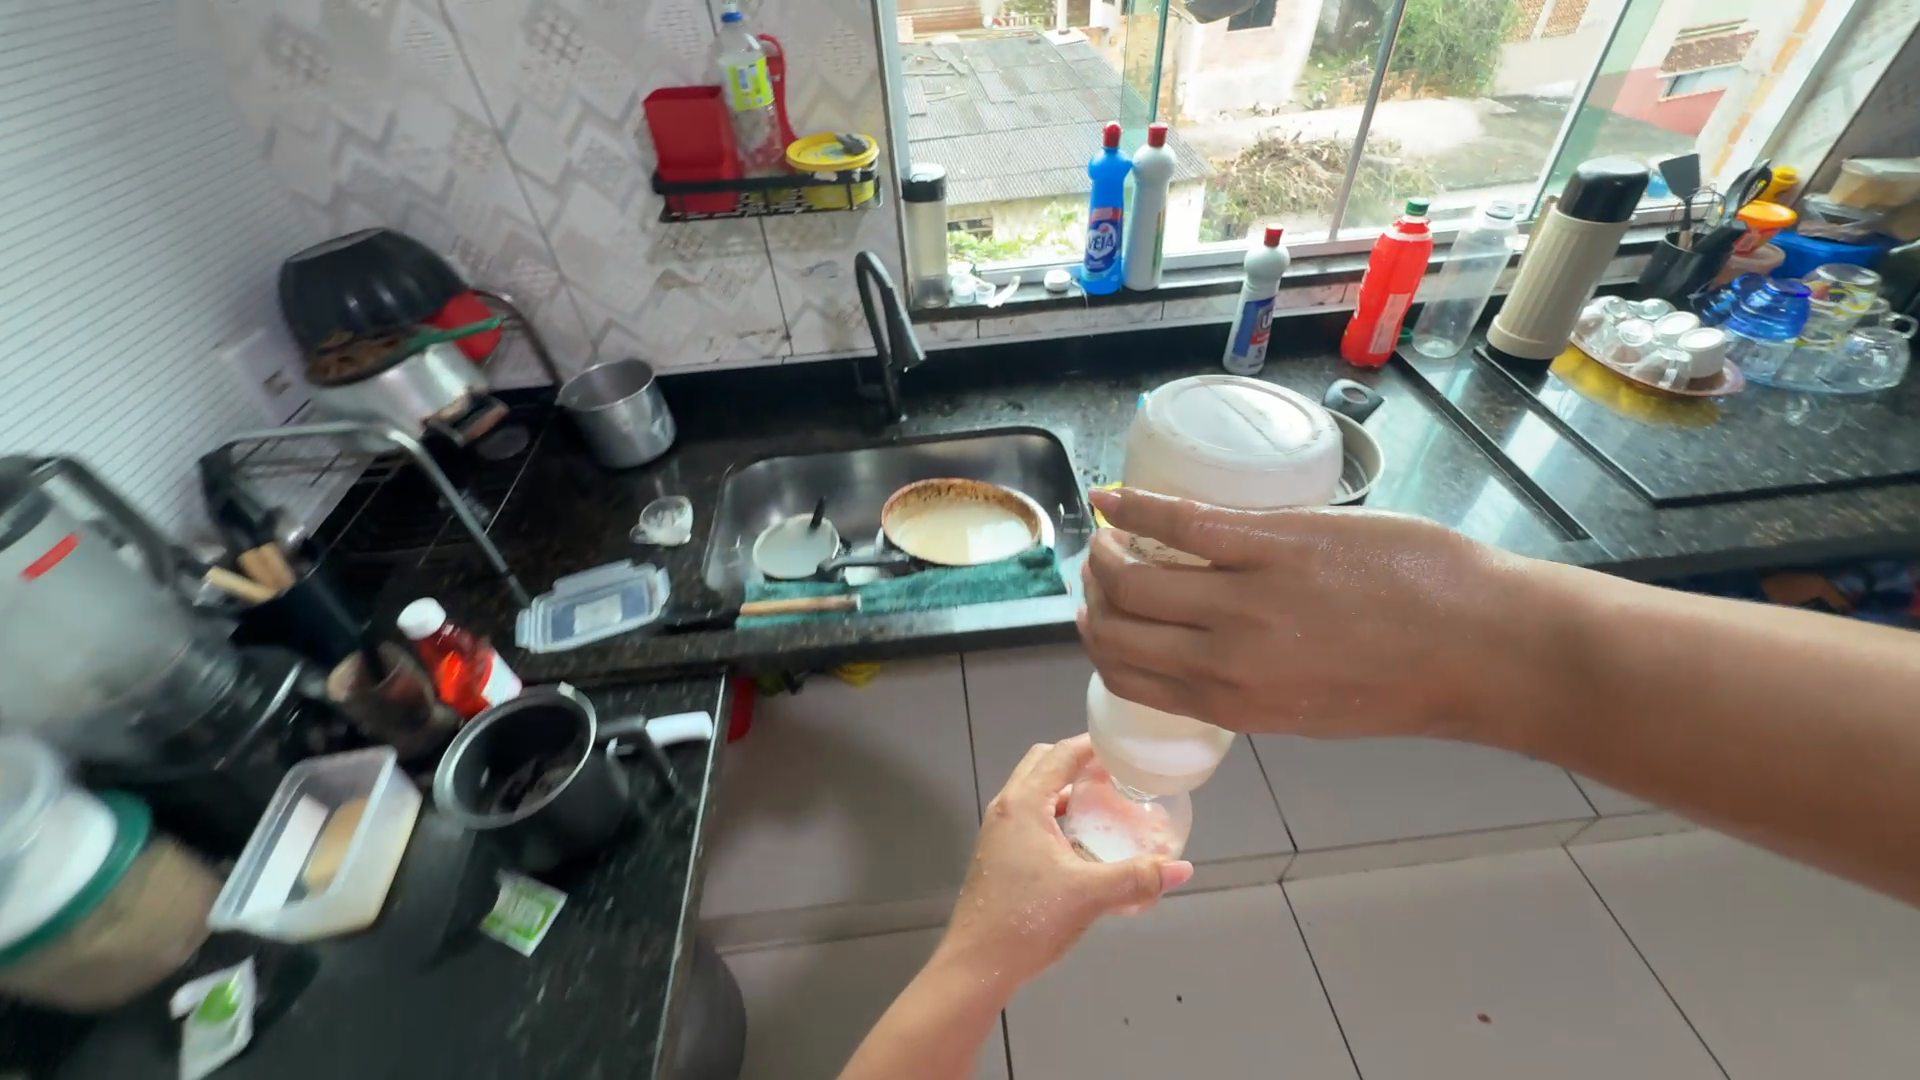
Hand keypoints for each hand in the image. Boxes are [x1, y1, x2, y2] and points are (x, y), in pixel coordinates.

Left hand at [938, 736, 1193, 991]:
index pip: (1061, 754)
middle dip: (1078, 760)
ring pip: (1035, 789)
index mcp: (1023, 803)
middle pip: (1044, 762)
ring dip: (1066, 787)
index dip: (1093, 744)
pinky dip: (1056, 812)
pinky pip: (1031, 814)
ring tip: (1104, 801)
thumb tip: (1182, 868)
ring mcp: (1000, 829)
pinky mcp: (999, 851)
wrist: (977, 963)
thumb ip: (1137, 878)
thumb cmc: (1028, 920)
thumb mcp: (1089, 896)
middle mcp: (1007, 806)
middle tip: (1115, 772)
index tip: (1124, 745)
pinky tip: (1082, 840)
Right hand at [1077, 487, 1528, 741]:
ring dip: (1105, 551)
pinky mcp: (1272, 543)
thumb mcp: (1302, 711)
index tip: (1097, 614)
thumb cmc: (1401, 683)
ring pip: (1134, 575)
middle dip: (1095, 593)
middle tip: (1102, 565)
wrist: (1486, 650)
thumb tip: (1194, 652)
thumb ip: (1240, 687)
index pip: (1124, 673)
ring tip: (1109, 532)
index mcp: (1227, 702)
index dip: (1098, 640)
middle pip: (1117, 624)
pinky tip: (1112, 495)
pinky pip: (1179, 521)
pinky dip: (1135, 505)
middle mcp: (1220, 659)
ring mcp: (1244, 599)